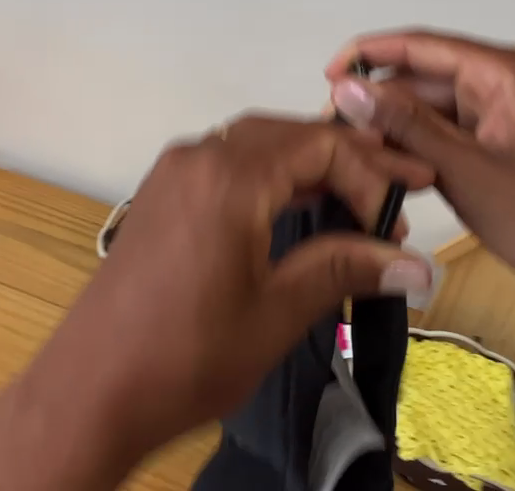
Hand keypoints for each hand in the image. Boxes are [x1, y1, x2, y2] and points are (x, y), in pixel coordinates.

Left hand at [38, 114, 434, 458]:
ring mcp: (172, 173)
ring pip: (253, 146)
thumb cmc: (190, 350)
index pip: (317, 144)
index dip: (370, 174)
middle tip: (402, 189)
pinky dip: (268, 177)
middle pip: (284, 135)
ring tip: (361, 198)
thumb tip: (417, 266)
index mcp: (227, 175)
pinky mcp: (161, 194)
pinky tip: (300, 206)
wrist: (97, 379)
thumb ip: (342, 269)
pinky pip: (225, 165)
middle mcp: (196, 157)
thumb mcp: (276, 311)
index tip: (400, 225)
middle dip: (346, 157)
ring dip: (306, 165)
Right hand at [327, 31, 514, 330]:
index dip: (366, 56)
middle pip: (428, 77)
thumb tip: (344, 86)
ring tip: (361, 161)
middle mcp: (514, 81)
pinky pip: (463, 133)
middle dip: (381, 103)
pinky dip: (431, 150)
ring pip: (442, 109)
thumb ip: (404, 126)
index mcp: (507, 73)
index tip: (322, 81)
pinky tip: (402, 175)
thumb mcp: (470, 175)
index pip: (419, 44)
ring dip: (404, 132)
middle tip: (336, 138)